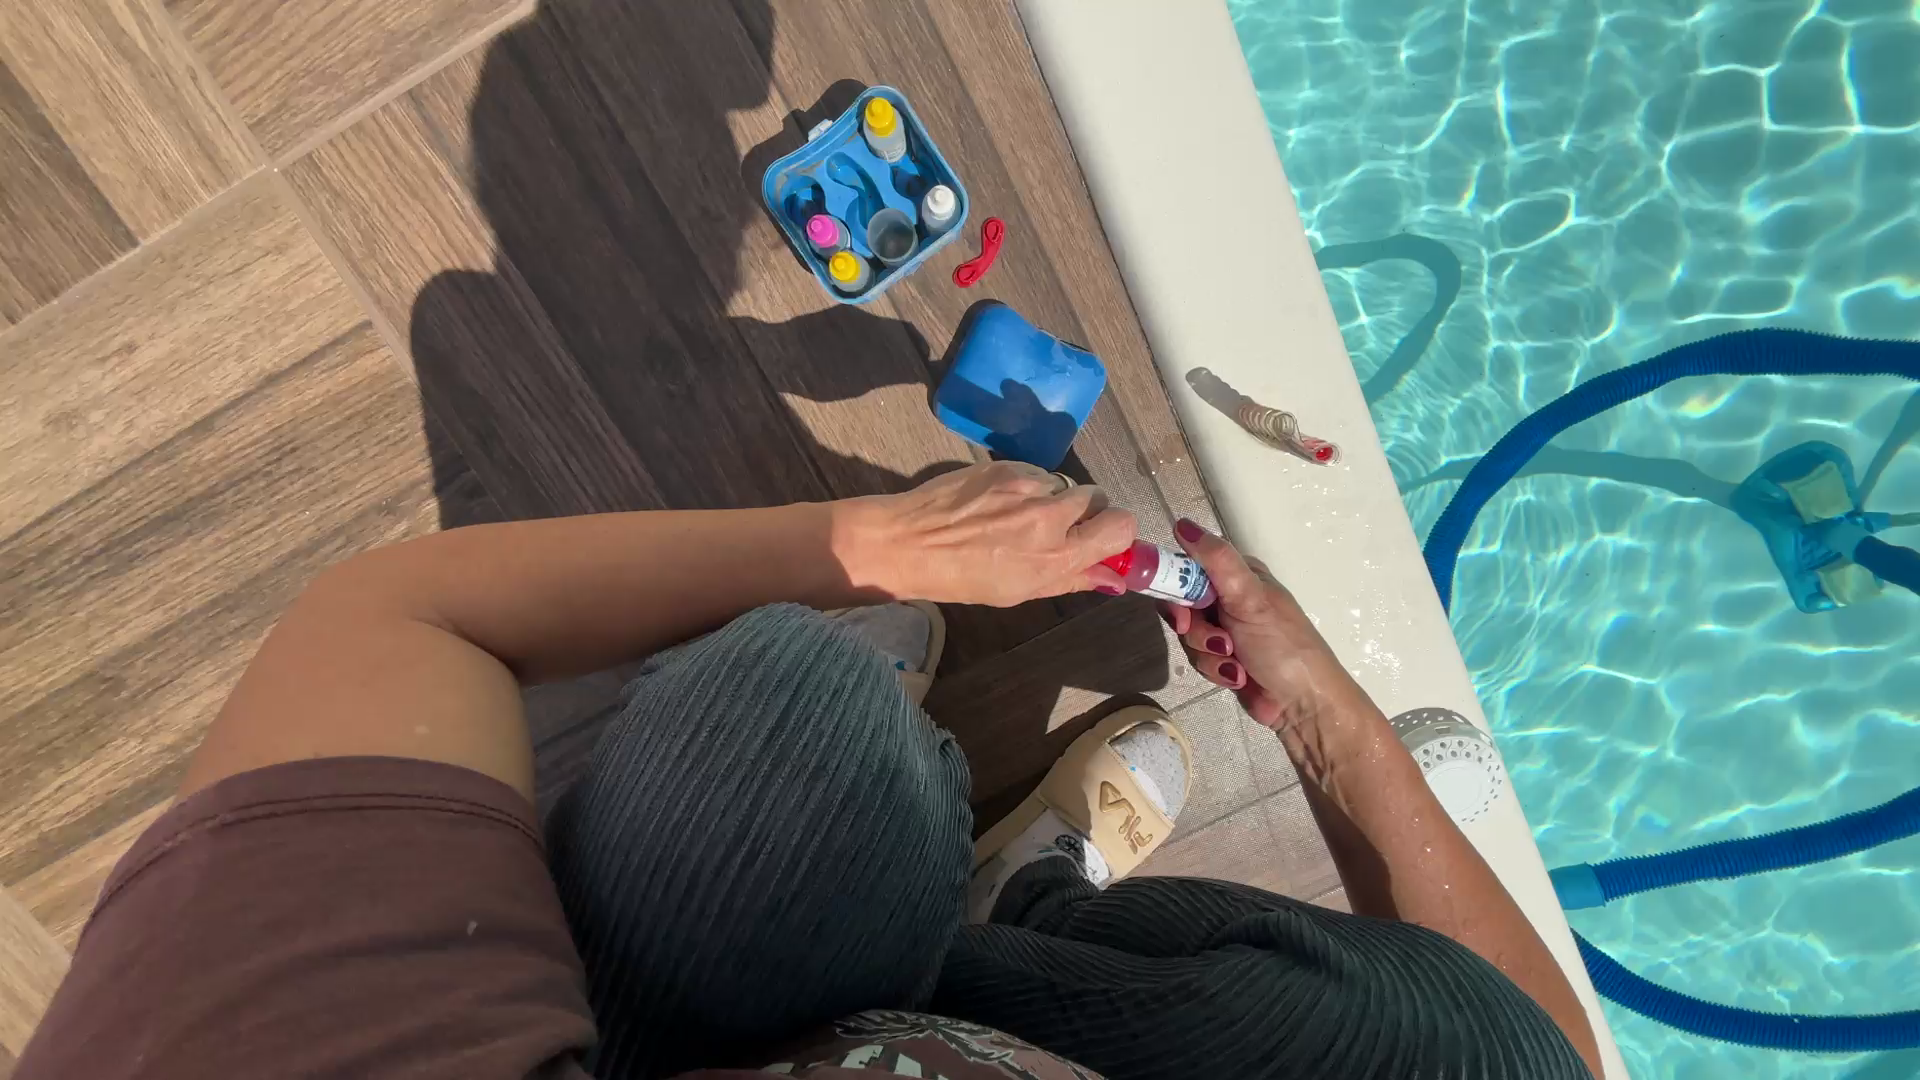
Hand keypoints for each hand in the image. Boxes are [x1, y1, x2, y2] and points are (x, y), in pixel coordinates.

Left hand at [847, 462, 1133, 606]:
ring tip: (1020, 515)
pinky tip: (1000, 501)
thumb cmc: (963, 578)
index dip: (1117, 531)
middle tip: (1060, 526)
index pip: (1121, 526)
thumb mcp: (1020, 591)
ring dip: (1053, 497)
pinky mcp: (1005, 466)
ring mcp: (1026, 486)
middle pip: (1098, 498)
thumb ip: (1072, 580)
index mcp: (1055, 557)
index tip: (1103, 538)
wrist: (909, 542)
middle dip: (1086, 511)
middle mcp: (1048, 517)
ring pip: (1064, 483)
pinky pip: (1036, 472)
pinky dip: (1027, 485)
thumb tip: (1116, 579)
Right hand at [1163, 518, 1366, 731]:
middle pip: (1181, 605)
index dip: (1177, 591)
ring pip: (1187, 635)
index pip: (1187, 568)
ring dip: (1208, 654)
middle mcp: (1229, 597)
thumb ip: (1216, 560)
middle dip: (1196, 630)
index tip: (1185, 613)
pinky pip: (1197, 657)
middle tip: (1218, 642)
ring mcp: (1225, 628)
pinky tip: (1237, 677)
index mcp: (1238, 575)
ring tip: (1236, 664)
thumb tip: (1181, 524)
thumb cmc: (1282, 645)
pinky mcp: (1221, 657)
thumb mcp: (1249, 598)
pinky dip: (1215, 669)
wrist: (1304, 704)